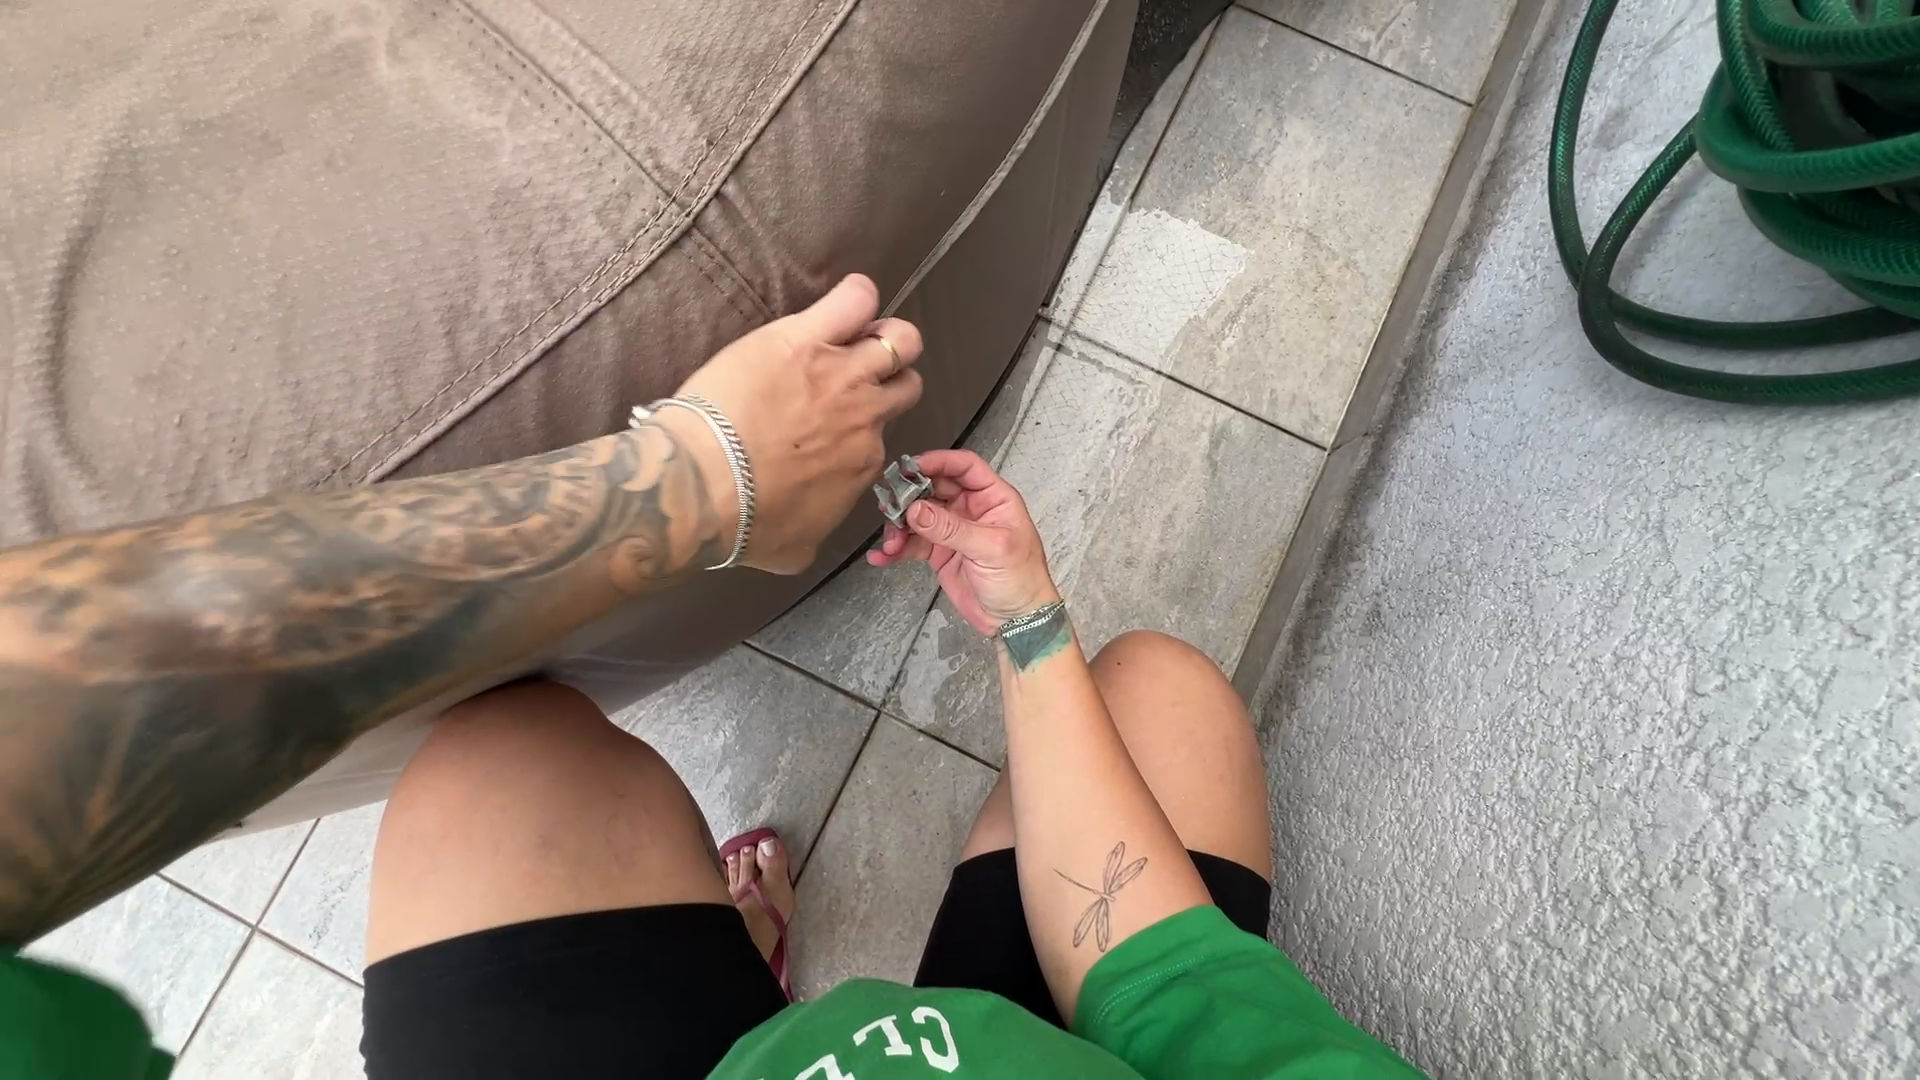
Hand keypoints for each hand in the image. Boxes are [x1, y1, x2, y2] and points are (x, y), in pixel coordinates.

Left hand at [673, 274, 922, 573]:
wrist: (703, 489)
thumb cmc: (743, 524)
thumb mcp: (793, 551)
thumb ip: (814, 535)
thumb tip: (809, 536)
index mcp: (862, 461)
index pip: (882, 432)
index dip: (862, 424)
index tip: (833, 423)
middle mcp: (864, 417)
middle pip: (905, 384)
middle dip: (889, 378)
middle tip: (854, 375)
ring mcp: (841, 376)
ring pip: (899, 341)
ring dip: (885, 337)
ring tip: (855, 335)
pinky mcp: (804, 340)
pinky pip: (855, 300)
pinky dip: (856, 297)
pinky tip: (843, 305)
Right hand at [866, 449, 1059, 634]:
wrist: (1016, 620)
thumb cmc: (1021, 580)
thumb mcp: (990, 549)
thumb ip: (951, 528)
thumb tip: (917, 509)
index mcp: (993, 499)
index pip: (965, 468)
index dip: (939, 462)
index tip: (912, 467)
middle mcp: (972, 510)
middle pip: (934, 488)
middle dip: (910, 495)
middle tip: (892, 504)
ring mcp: (953, 531)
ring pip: (918, 516)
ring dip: (900, 525)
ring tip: (891, 541)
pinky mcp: (939, 553)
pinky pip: (913, 544)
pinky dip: (896, 549)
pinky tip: (883, 555)